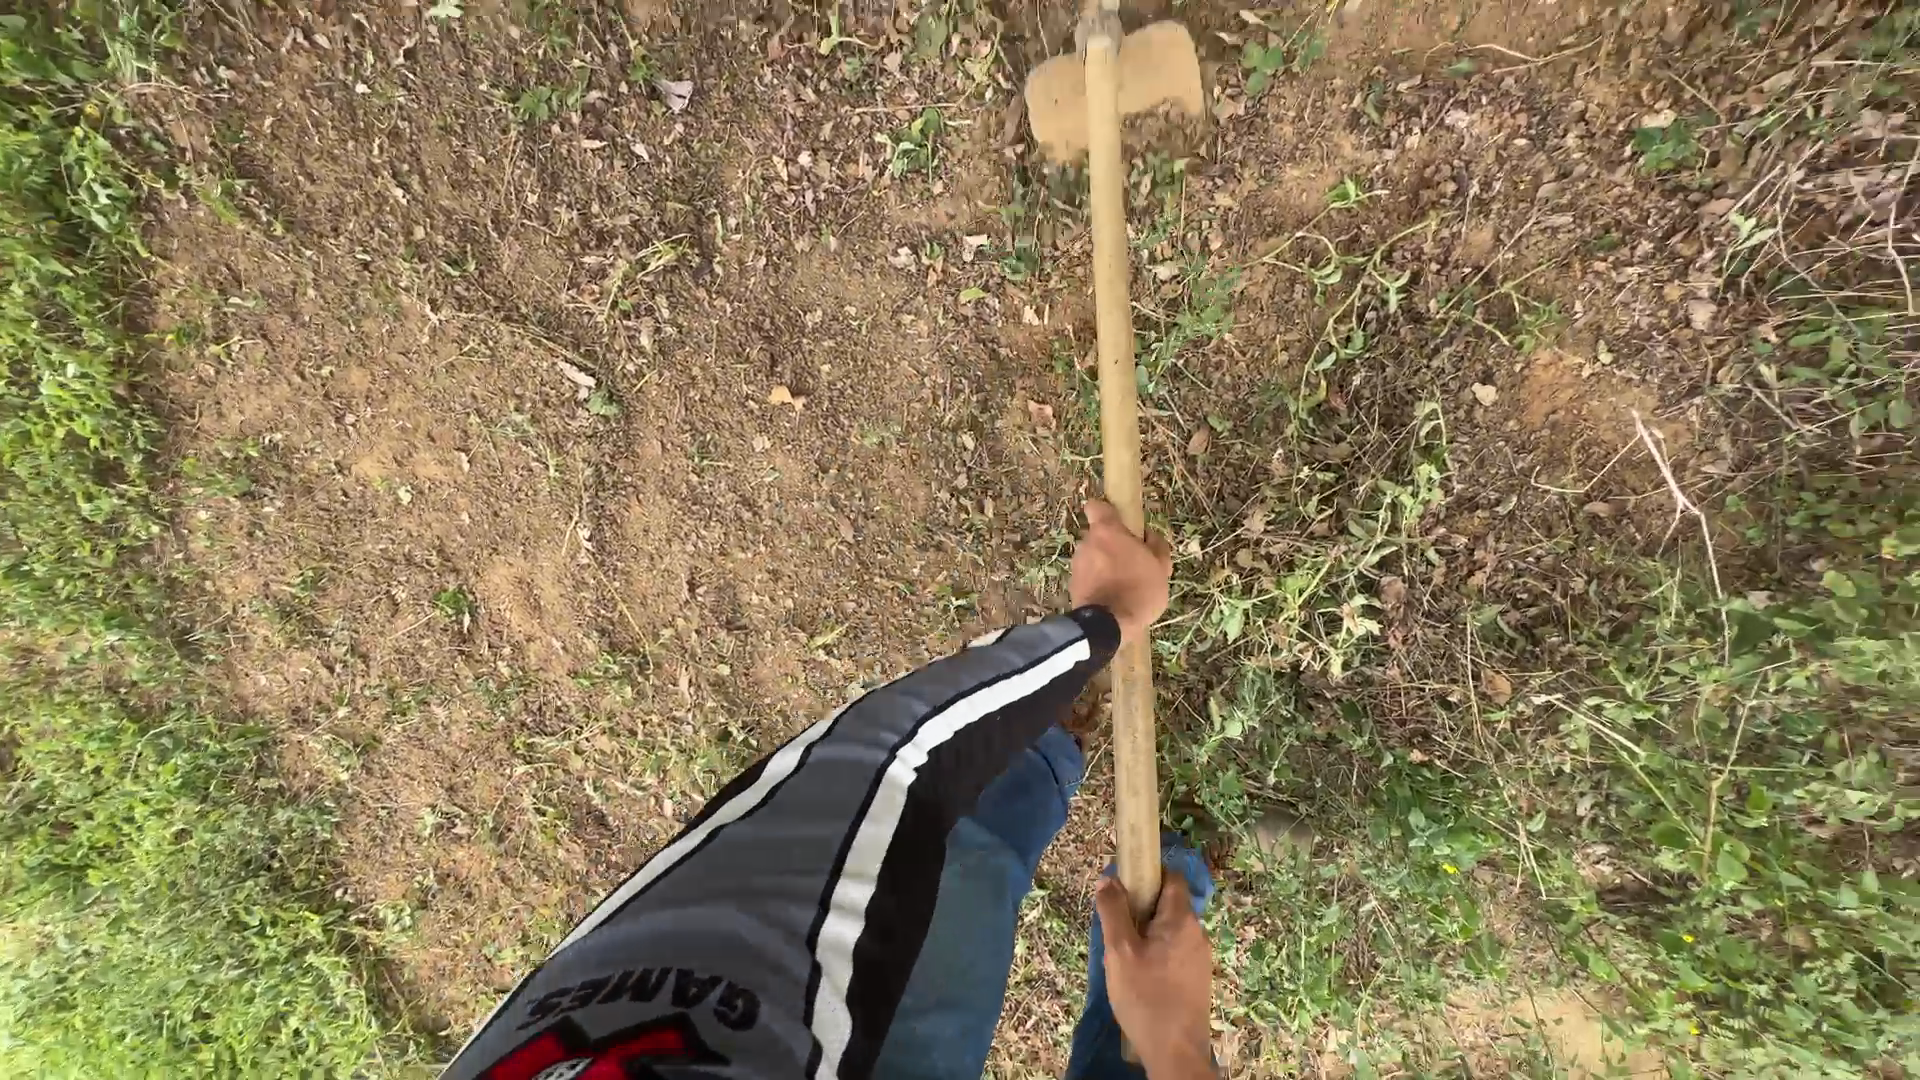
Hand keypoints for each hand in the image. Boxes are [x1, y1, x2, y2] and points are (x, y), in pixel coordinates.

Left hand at [1068, 499, 1171, 645]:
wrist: (1109, 625)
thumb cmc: (1139, 589)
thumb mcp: (1161, 567)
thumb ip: (1156, 545)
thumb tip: (1148, 535)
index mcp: (1106, 532)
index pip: (1096, 507)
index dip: (1107, 513)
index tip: (1121, 525)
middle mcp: (1086, 543)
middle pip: (1099, 536)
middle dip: (1112, 546)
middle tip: (1133, 564)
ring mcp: (1077, 564)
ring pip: (1093, 557)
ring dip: (1105, 565)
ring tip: (1124, 585)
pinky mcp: (1072, 584)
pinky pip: (1088, 576)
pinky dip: (1098, 582)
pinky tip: (1113, 597)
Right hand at [1094, 874, 1213, 1079]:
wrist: (1175, 1054)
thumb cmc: (1146, 997)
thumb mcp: (1119, 951)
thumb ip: (1112, 910)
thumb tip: (1107, 879)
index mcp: (1181, 920)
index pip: (1171, 877)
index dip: (1147, 873)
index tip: (1123, 884)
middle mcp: (1197, 933)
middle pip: (1168, 902)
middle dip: (1141, 905)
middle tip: (1115, 923)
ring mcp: (1200, 957)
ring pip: (1169, 927)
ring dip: (1146, 930)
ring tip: (1123, 951)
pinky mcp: (1197, 978)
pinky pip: (1174, 948)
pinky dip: (1155, 949)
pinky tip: (1138, 971)